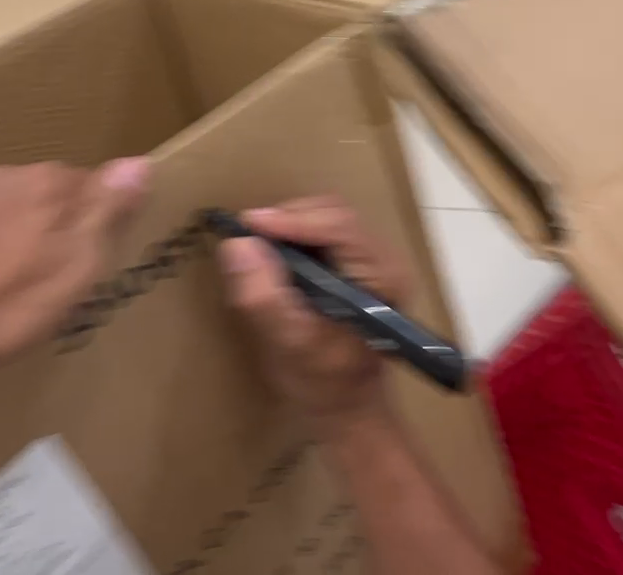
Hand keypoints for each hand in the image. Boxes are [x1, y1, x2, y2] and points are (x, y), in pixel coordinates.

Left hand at [0, 158, 147, 412]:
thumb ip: (108, 210)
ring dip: (21, 240)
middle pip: (54, 197)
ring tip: (15, 290)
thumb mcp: (75, 267)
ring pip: (15, 212)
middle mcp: (8, 175)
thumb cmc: (3, 306)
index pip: (97, 187)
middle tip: (57, 281)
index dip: (101, 225)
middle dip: (60, 229)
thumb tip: (142, 163)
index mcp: (49, 181)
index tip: (96, 262)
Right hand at [218, 197, 411, 437]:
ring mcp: (372, 257)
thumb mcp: (288, 345)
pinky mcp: (356, 261)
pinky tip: (272, 255)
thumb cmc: (322, 385)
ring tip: (256, 248)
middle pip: (332, 214)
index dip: (292, 220)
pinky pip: (322, 230)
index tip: (248, 226)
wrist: (347, 408)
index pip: (339, 226)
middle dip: (287, 220)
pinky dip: (293, 235)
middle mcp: (384, 258)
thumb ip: (265, 297)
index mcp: (382, 277)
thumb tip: (238, 245)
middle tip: (247, 239)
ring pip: (325, 216)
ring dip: (287, 226)